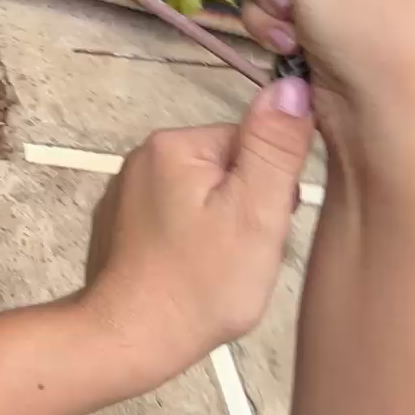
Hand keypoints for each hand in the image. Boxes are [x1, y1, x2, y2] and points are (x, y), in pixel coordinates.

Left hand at [79, 78, 315, 380]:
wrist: (132, 330)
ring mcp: (128, 186)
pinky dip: (196, 237)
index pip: (250, 143)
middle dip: (249, 206)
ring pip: (207, 194)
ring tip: (221, 263)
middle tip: (244, 249)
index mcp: (172, 143)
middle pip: (229, 167)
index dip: (272, 186)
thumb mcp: (254, 211)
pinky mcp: (124, 217)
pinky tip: (197, 268)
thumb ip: (273, 148)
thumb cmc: (201, 278)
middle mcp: (143, 154)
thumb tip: (290, 84)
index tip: (266, 223)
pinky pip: (179, 214)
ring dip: (227, 224)